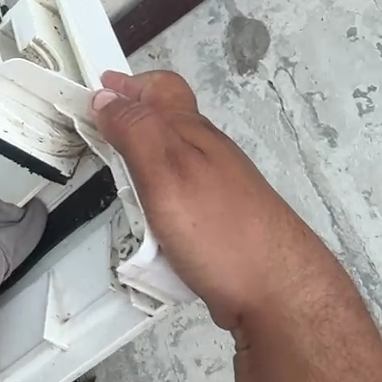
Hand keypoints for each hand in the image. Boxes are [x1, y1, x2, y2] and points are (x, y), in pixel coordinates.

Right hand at [90, 70, 343, 338]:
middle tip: (101, 130)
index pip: (163, 88)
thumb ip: (133, 130)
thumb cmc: (221, 232)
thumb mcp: (166, 171)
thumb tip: (107, 98)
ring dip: (143, 164)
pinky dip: (157, 203)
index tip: (100, 87)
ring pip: (172, 163)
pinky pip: (179, 202)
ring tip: (116, 178)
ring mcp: (217, 190)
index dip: (131, 83)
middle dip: (132, 121)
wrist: (280, 298)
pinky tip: (148, 223)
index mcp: (194, 133)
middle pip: (166, 124)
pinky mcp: (220, 224)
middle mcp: (208, 155)